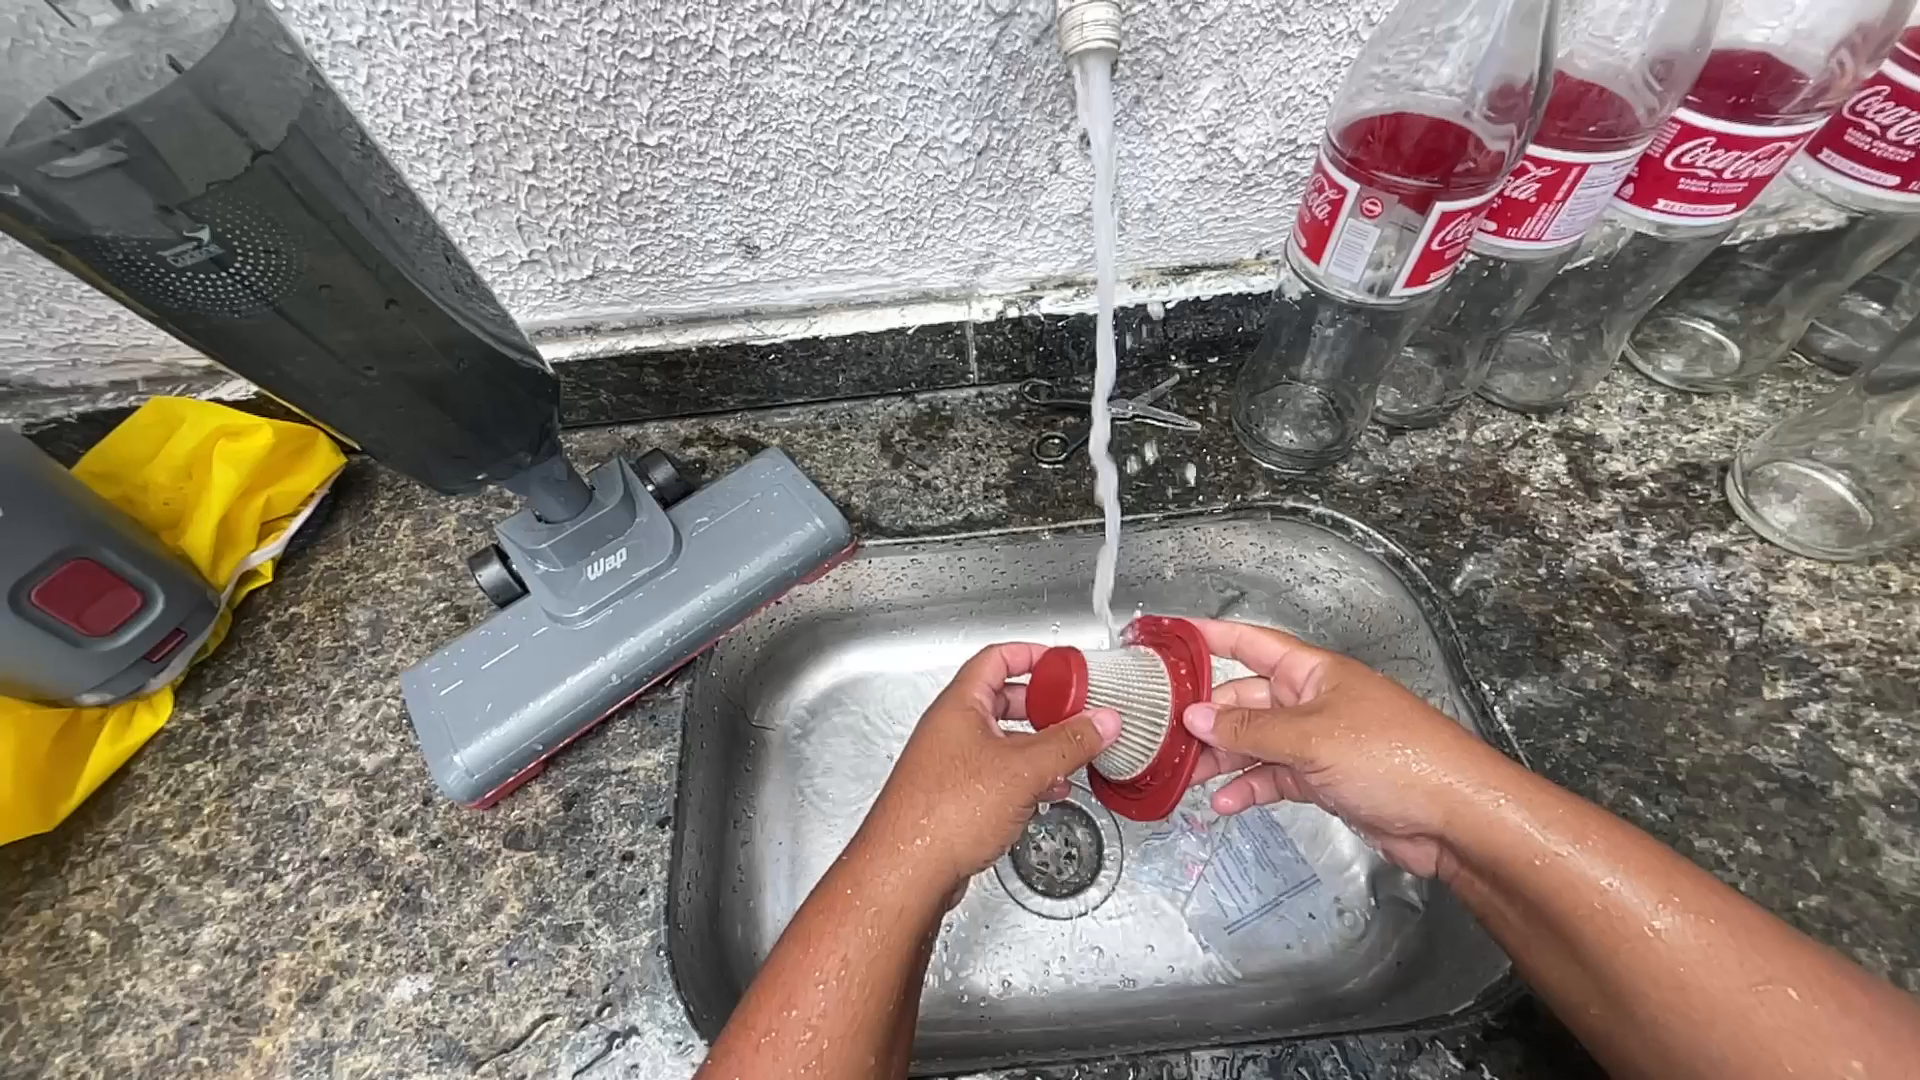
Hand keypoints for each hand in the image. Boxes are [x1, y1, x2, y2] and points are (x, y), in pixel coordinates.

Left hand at [856, 644, 1121, 896]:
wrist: (907, 870)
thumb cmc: (943, 813)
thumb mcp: (1023, 769)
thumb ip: (1068, 742)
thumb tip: (1101, 720)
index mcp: (960, 704)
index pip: (997, 657)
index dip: (1031, 654)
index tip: (1060, 662)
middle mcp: (951, 728)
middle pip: (1002, 700)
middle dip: (1041, 705)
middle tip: (1071, 711)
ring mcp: (950, 763)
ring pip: (1002, 741)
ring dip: (1037, 747)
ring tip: (1068, 756)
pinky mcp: (954, 796)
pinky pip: (997, 774)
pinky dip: (1025, 777)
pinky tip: (1045, 792)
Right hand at [1181, 618, 1515, 878]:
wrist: (1457, 820)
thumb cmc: (1393, 757)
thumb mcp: (1310, 738)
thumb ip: (1247, 730)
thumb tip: (1193, 717)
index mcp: (1311, 672)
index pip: (1250, 643)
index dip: (1210, 636)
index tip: (1171, 635)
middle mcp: (1309, 701)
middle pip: (1243, 701)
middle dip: (1207, 717)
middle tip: (1168, 734)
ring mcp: (1314, 742)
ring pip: (1253, 742)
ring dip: (1221, 758)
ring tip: (1188, 774)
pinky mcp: (1321, 779)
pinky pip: (1272, 776)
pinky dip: (1248, 787)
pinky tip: (1226, 802)